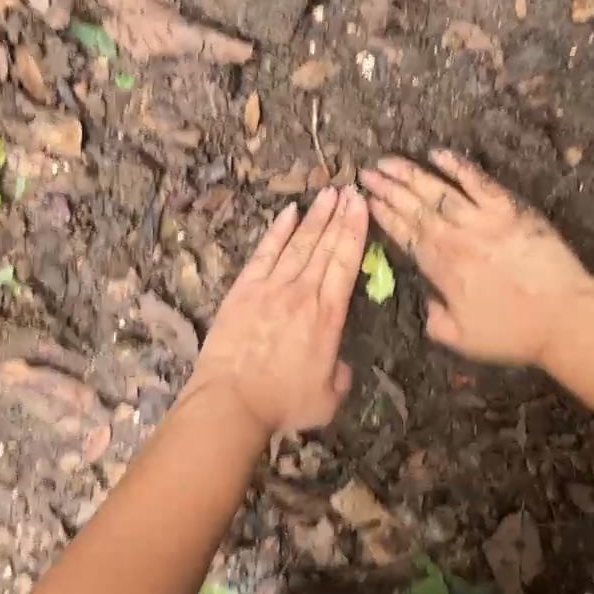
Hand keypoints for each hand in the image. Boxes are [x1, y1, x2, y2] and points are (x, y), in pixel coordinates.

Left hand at [183, 187, 369, 435]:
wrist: (230, 402)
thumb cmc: (282, 404)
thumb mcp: (328, 399)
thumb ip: (342, 376)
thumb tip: (342, 365)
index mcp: (328, 315)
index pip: (347, 262)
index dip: (356, 230)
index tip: (362, 205)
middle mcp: (303, 293)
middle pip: (326, 245)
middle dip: (340, 214)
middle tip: (351, 189)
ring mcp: (270, 287)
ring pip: (298, 242)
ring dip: (315, 215)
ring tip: (328, 192)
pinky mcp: (243, 289)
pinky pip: (264, 252)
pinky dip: (278, 230)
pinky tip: (289, 212)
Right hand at [361, 150, 593, 367]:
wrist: (564, 316)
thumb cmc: (515, 333)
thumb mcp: (463, 340)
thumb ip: (435, 321)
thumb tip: (427, 302)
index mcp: (441, 269)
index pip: (404, 234)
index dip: (383, 215)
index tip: (367, 199)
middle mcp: (455, 239)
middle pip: (413, 207)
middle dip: (387, 188)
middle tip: (366, 173)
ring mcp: (482, 219)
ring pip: (438, 190)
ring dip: (410, 174)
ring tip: (388, 161)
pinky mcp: (509, 208)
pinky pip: (478, 181)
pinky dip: (457, 166)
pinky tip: (438, 154)